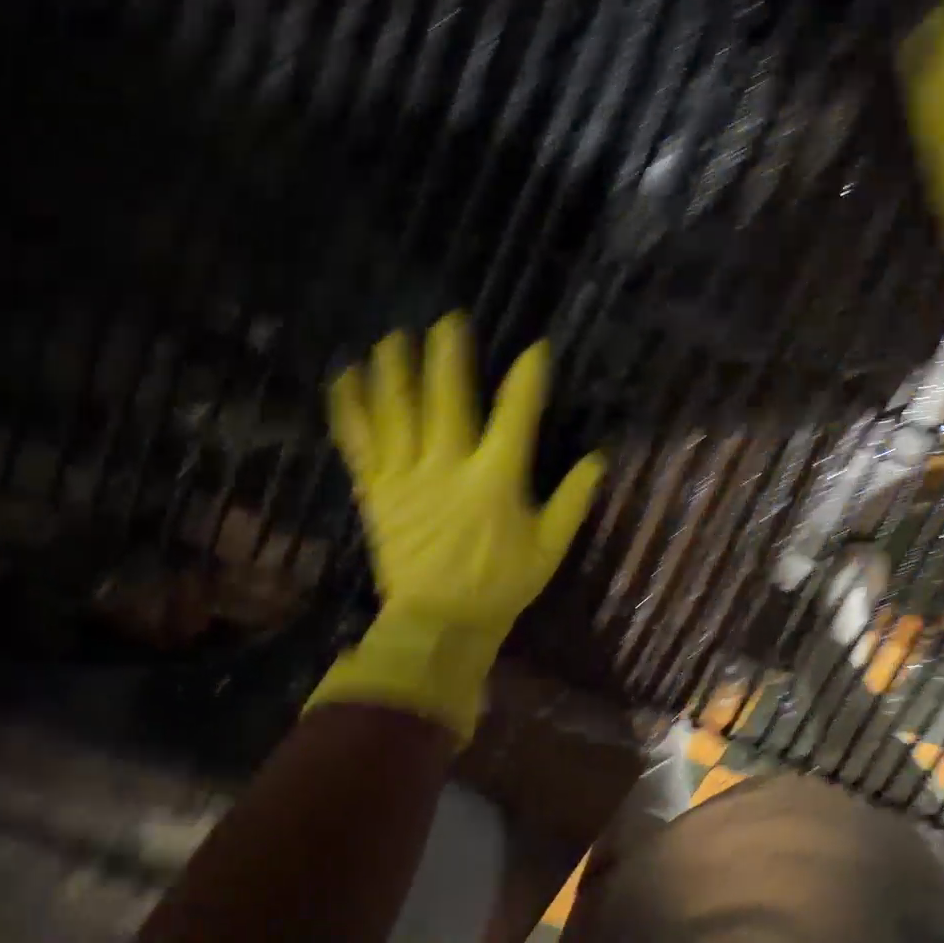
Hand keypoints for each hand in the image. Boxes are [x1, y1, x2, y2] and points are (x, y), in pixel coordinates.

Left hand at [306, 313, 604, 744]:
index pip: (515, 416)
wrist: (437, 623)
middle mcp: (446, 468)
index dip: (527, 379)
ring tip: (392, 337)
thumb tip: (599, 457)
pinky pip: (358, 443)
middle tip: (446, 320)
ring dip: (393, 371)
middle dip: (446, 357)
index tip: (535, 347)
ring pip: (395, 413)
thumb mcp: (550, 546)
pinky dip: (350, 408)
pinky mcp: (377, 492)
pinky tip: (344, 378)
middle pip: (444, 400)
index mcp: (493, 480)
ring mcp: (405, 478)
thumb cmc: (501, 582)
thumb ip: (574, 499)